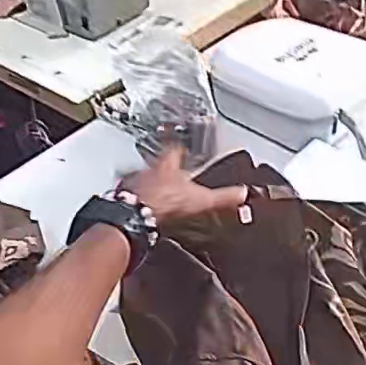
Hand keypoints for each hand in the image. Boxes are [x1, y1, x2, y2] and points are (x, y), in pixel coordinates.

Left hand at [120, 147, 246, 226]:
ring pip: (141, 180)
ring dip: (147, 186)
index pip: (175, 150)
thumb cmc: (166, 202)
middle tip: (168, 177)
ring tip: (154, 196)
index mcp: (169, 166)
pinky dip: (135, 203)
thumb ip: (223, 197)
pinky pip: (129, 198)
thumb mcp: (202, 200)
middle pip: (156, 165)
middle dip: (163, 170)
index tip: (182, 149)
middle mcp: (149, 172)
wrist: (137, 214)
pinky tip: (140, 211)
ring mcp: (134, 185)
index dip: (180, 150)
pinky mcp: (123, 200)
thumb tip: (242, 194)